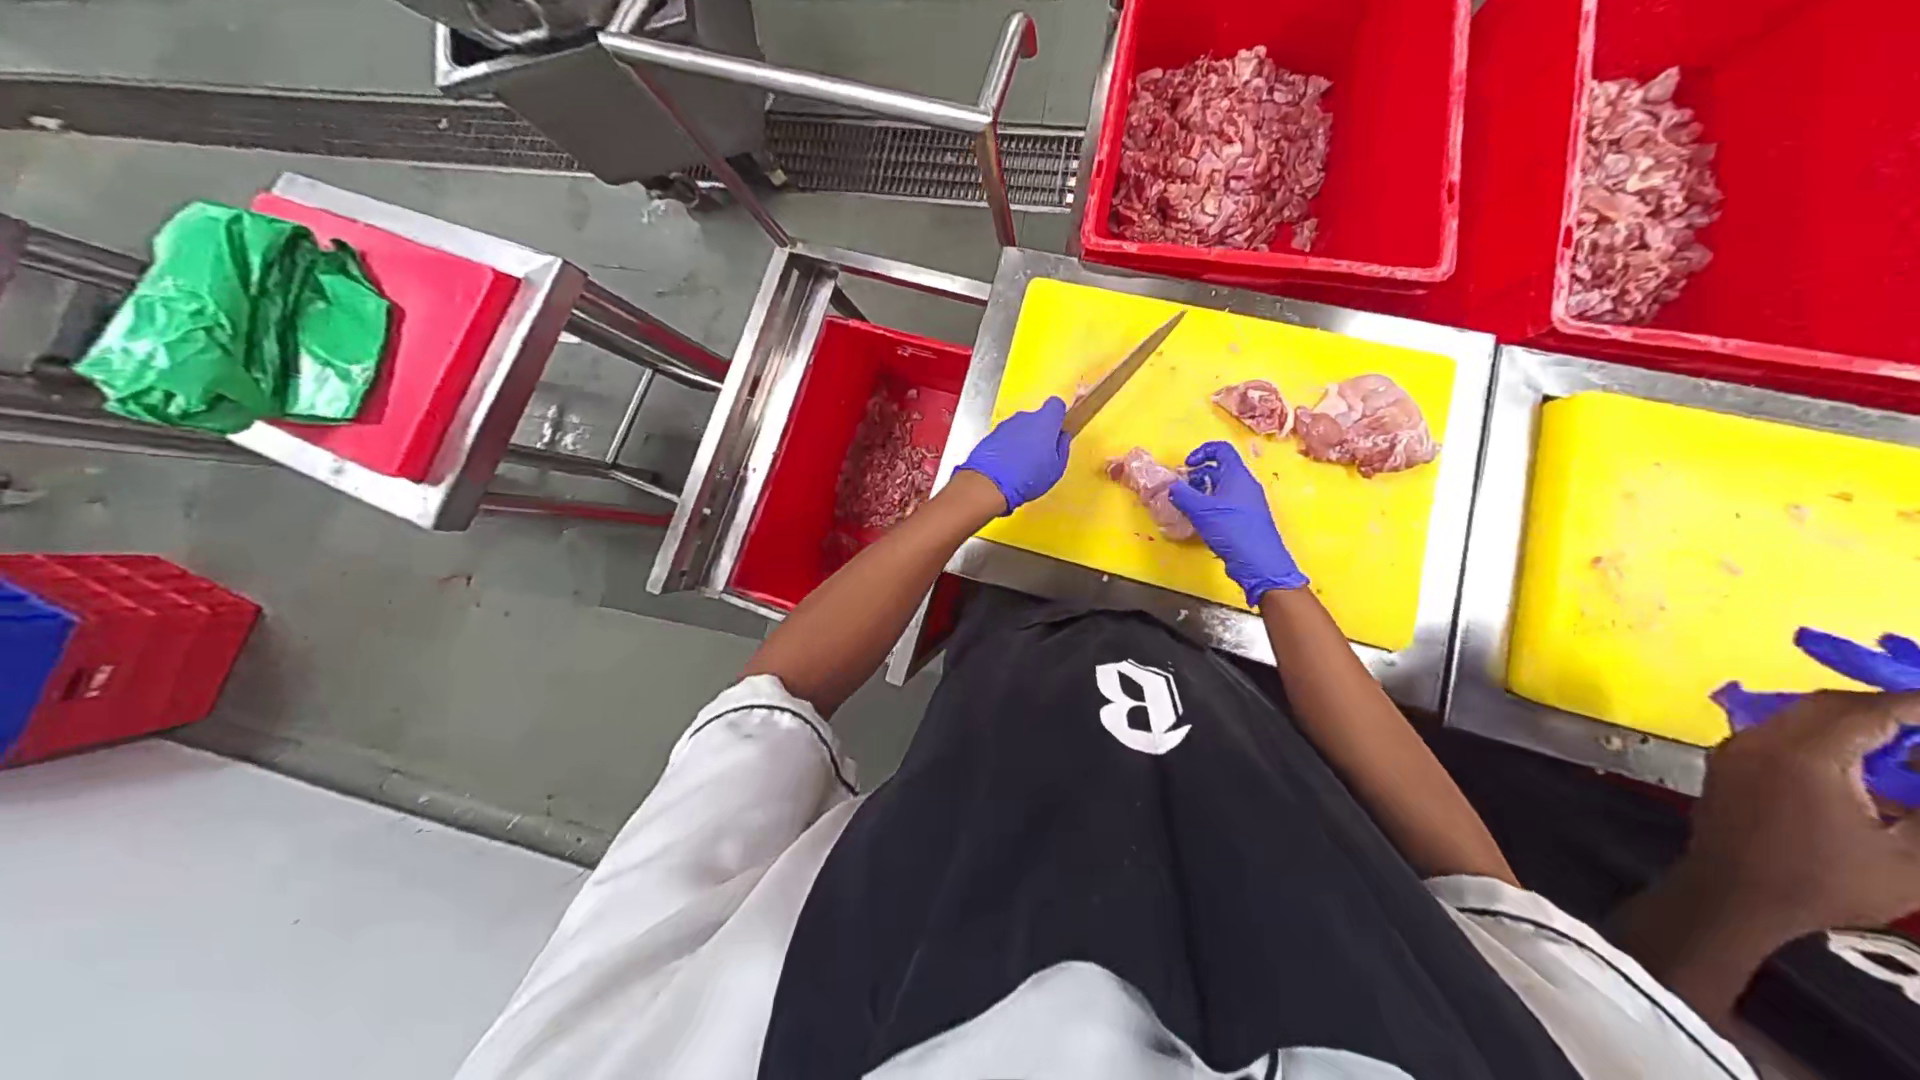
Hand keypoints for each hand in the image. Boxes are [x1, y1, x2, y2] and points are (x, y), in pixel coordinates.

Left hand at [956, 397, 1070, 514]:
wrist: (989, 484)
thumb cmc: (1028, 477)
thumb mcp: (1057, 468)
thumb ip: (1062, 447)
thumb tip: (1062, 437)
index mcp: (1045, 421)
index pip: (1056, 404)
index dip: (1058, 415)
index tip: (1058, 430)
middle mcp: (1024, 417)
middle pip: (1036, 418)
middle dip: (1039, 432)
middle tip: (1041, 454)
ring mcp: (1004, 426)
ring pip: (1019, 428)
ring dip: (1022, 441)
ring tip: (1022, 464)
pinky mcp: (989, 436)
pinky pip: (1004, 438)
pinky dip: (1007, 448)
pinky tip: (1007, 466)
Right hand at [1167, 440, 1306, 604]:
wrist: (1259, 563)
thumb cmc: (1232, 530)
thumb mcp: (1201, 511)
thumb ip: (1183, 495)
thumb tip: (1171, 486)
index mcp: (1238, 476)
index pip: (1222, 449)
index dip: (1202, 451)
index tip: (1187, 465)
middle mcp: (1245, 485)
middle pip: (1220, 469)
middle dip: (1198, 475)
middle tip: (1182, 488)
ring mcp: (1247, 503)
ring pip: (1221, 487)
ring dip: (1202, 492)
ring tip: (1186, 505)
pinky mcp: (1245, 519)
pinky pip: (1225, 504)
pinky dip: (1210, 506)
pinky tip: (1199, 520)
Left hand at [1685, 690, 1919, 936]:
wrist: (1734, 894)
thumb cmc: (1824, 881)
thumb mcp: (1911, 857)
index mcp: (1802, 754)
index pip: (1865, 712)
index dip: (1914, 705)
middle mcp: (1759, 741)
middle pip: (1825, 706)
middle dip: (1883, 708)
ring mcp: (1735, 750)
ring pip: (1796, 717)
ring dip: (1848, 721)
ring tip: (1902, 742)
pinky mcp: (1725, 764)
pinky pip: (1775, 734)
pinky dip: (1818, 736)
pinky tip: (1855, 761)